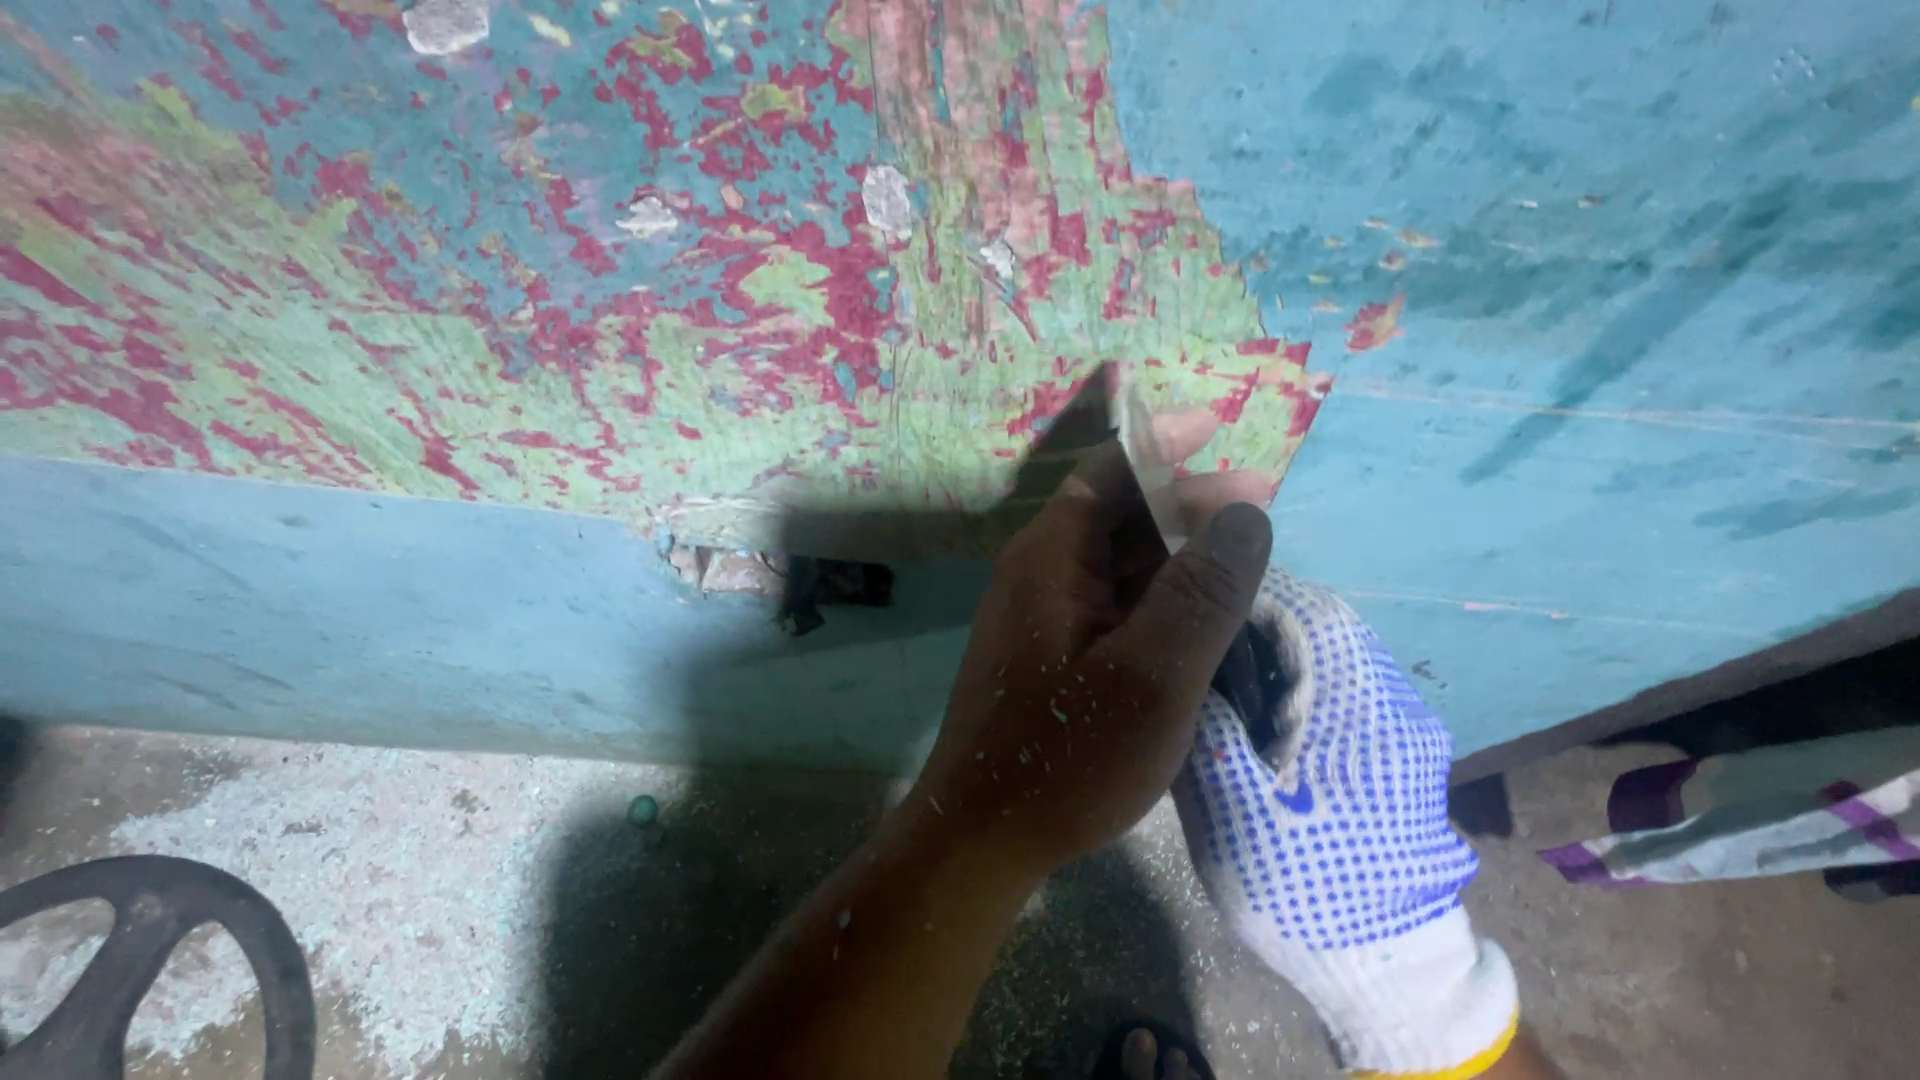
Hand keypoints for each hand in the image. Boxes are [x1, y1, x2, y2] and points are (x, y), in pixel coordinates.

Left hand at [908, 411, 1273, 880]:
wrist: (984, 837)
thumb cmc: (1065, 757)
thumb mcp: (1152, 676)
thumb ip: (1201, 592)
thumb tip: (1245, 513)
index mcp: (1052, 557)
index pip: (1112, 471)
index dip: (1168, 444)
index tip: (1225, 430)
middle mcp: (1041, 573)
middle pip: (1120, 514)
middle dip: (1189, 504)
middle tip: (1261, 512)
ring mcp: (1044, 615)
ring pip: (1120, 562)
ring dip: (1179, 556)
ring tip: (1244, 564)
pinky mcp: (1053, 655)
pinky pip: (1114, 604)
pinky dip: (1160, 598)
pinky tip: (1200, 617)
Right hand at [1174, 568, 1519, 1076]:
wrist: (1380, 964)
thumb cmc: (1298, 886)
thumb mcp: (1231, 811)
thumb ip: (1209, 727)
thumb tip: (1188, 661)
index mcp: (1355, 713)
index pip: (1312, 613)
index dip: (1252, 591)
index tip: (1195, 592)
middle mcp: (1392, 704)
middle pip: (1325, 624)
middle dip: (1258, 615)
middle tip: (1197, 631)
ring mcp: (1401, 723)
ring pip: (1334, 650)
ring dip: (1277, 644)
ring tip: (1220, 666)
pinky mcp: (1397, 745)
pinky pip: (1342, 682)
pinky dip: (1296, 674)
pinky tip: (1258, 705)